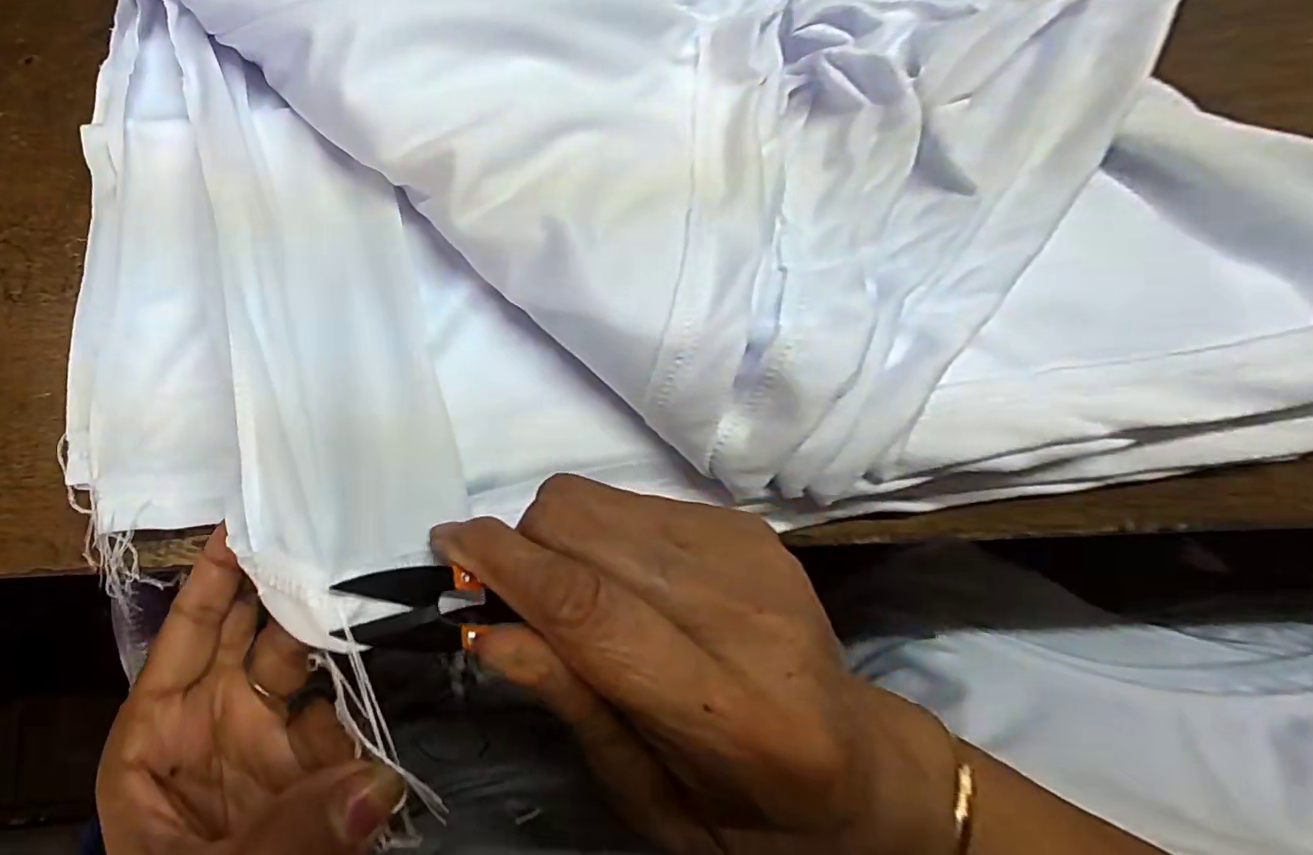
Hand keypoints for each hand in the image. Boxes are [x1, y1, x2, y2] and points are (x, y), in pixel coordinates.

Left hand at [95, 525, 406, 853]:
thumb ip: (291, 835)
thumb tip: (379, 785)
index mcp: (156, 735)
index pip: (185, 636)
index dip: (210, 579)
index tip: (241, 525)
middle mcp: (213, 721)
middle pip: (248, 635)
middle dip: (279, 585)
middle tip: (318, 531)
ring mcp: (267, 743)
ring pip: (300, 665)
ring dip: (327, 627)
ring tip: (360, 577)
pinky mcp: (314, 771)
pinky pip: (341, 719)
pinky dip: (363, 692)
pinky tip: (383, 647)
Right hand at [431, 477, 959, 854]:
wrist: (865, 767)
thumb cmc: (747, 815)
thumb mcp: (646, 797)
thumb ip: (569, 702)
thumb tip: (482, 629)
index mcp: (733, 713)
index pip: (588, 609)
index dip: (504, 565)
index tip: (446, 544)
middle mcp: (746, 612)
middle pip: (578, 529)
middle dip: (521, 550)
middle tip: (515, 596)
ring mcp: (747, 551)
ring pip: (588, 499)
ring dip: (553, 537)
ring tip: (575, 589)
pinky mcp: (741, 520)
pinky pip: (618, 497)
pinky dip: (592, 530)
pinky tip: (622, 576)